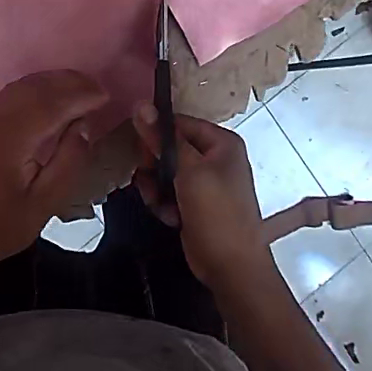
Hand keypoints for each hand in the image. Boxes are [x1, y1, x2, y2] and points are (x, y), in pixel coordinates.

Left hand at [0, 70, 108, 267]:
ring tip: (83, 87)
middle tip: (99, 89)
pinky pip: (12, 93)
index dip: (80, 95)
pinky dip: (38, 87)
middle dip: (70, 82)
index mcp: (8, 141)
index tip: (105, 97)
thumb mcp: (46, 203)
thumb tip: (83, 125)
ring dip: (54, 81)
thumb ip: (69, 161)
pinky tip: (55, 94)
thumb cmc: (5, 224)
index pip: (49, 104)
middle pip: (35, 87)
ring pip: (22, 85)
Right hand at [131, 105, 279, 293]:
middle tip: (150, 182)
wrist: (231, 265)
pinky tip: (170, 217)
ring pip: (164, 172)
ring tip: (161, 205)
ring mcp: (204, 181)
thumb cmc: (216, 212)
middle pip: (168, 148)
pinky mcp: (193, 203)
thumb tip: (141, 105)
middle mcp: (214, 157)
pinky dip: (164, 204)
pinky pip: (168, 192)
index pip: (179, 123)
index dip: (157, 135)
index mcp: (221, 142)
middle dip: (155, 167)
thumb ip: (164, 139)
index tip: (141, 150)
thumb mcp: (189, 172)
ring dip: (157, 189)